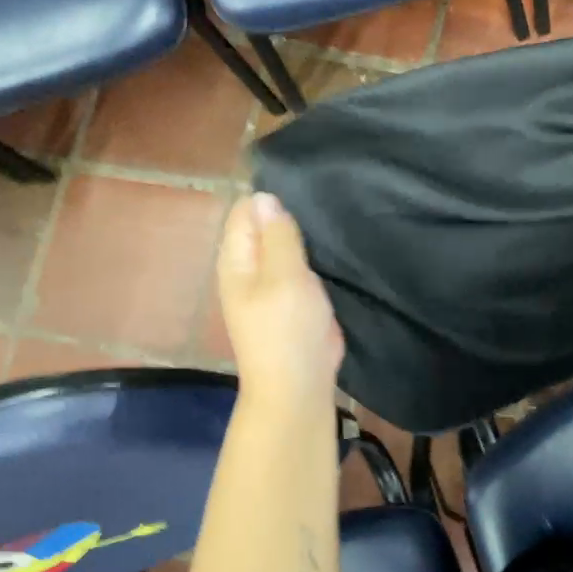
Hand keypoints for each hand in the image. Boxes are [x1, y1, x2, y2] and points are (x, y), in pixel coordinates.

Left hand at [214, 193, 343, 408]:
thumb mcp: (284, 276)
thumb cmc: (287, 328)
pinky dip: (314, 253)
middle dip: (290, 211)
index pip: (245, 211)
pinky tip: (336, 243)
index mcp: (236, 260)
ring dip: (304, 232)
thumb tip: (266, 197)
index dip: (270, 197)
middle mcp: (249, 267)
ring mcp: (272, 283)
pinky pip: (301, 263)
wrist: (299, 384)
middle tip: (326, 198)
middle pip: (265, 225)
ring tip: (336, 213)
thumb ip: (277, 236)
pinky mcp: (295, 296)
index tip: (306, 187)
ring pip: (285, 243)